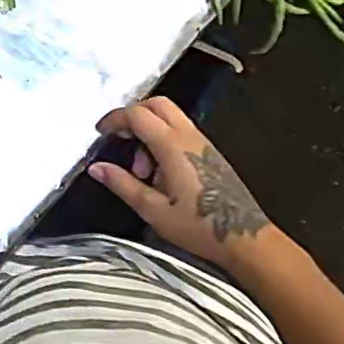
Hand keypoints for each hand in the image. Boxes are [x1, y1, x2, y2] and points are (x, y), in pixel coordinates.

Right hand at [87, 96, 271, 267]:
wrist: (246, 239)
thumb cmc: (201, 227)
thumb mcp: (153, 210)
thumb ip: (122, 184)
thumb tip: (98, 168)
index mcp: (173, 146)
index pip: (138, 114)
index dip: (115, 118)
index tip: (102, 131)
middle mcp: (190, 137)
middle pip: (157, 104)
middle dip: (133, 115)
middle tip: (120, 137)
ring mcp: (203, 143)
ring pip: (170, 117)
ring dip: (149, 131)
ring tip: (142, 170)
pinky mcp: (211, 153)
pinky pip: (181, 132)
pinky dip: (163, 140)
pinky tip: (160, 174)